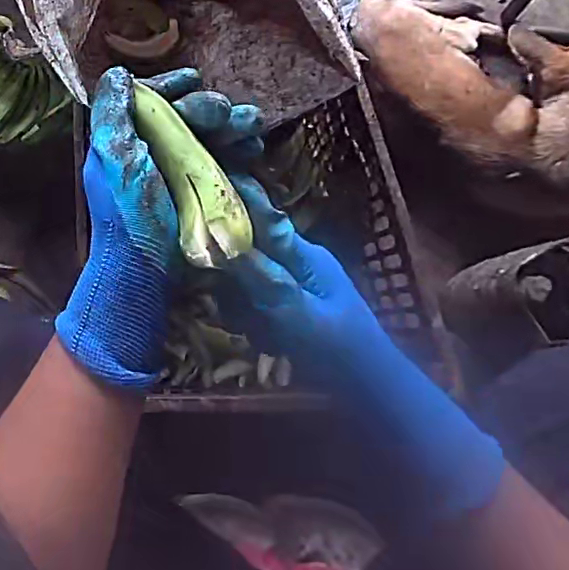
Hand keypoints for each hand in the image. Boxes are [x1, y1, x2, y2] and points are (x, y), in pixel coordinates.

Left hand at [57, 68, 260, 390]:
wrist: (146, 276)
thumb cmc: (127, 216)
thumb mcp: (114, 158)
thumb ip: (113, 114)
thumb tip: (117, 74)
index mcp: (125, 141)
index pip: (149, 101)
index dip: (171, 86)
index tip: (193, 77)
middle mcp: (150, 152)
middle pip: (184, 116)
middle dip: (210, 108)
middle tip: (229, 113)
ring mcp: (177, 174)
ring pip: (209, 137)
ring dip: (233, 126)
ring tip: (253, 126)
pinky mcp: (200, 195)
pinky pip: (224, 163)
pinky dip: (240, 152)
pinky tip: (254, 152)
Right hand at [224, 177, 505, 517]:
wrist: (374, 391)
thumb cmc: (341, 351)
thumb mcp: (301, 315)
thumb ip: (265, 279)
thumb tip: (226, 240)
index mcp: (306, 256)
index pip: (265, 218)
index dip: (238, 198)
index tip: (207, 179)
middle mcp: (298, 262)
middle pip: (252, 243)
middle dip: (226, 250)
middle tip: (194, 252)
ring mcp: (295, 285)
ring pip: (250, 272)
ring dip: (233, 287)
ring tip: (219, 300)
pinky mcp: (290, 306)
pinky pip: (256, 297)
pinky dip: (244, 310)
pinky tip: (245, 328)